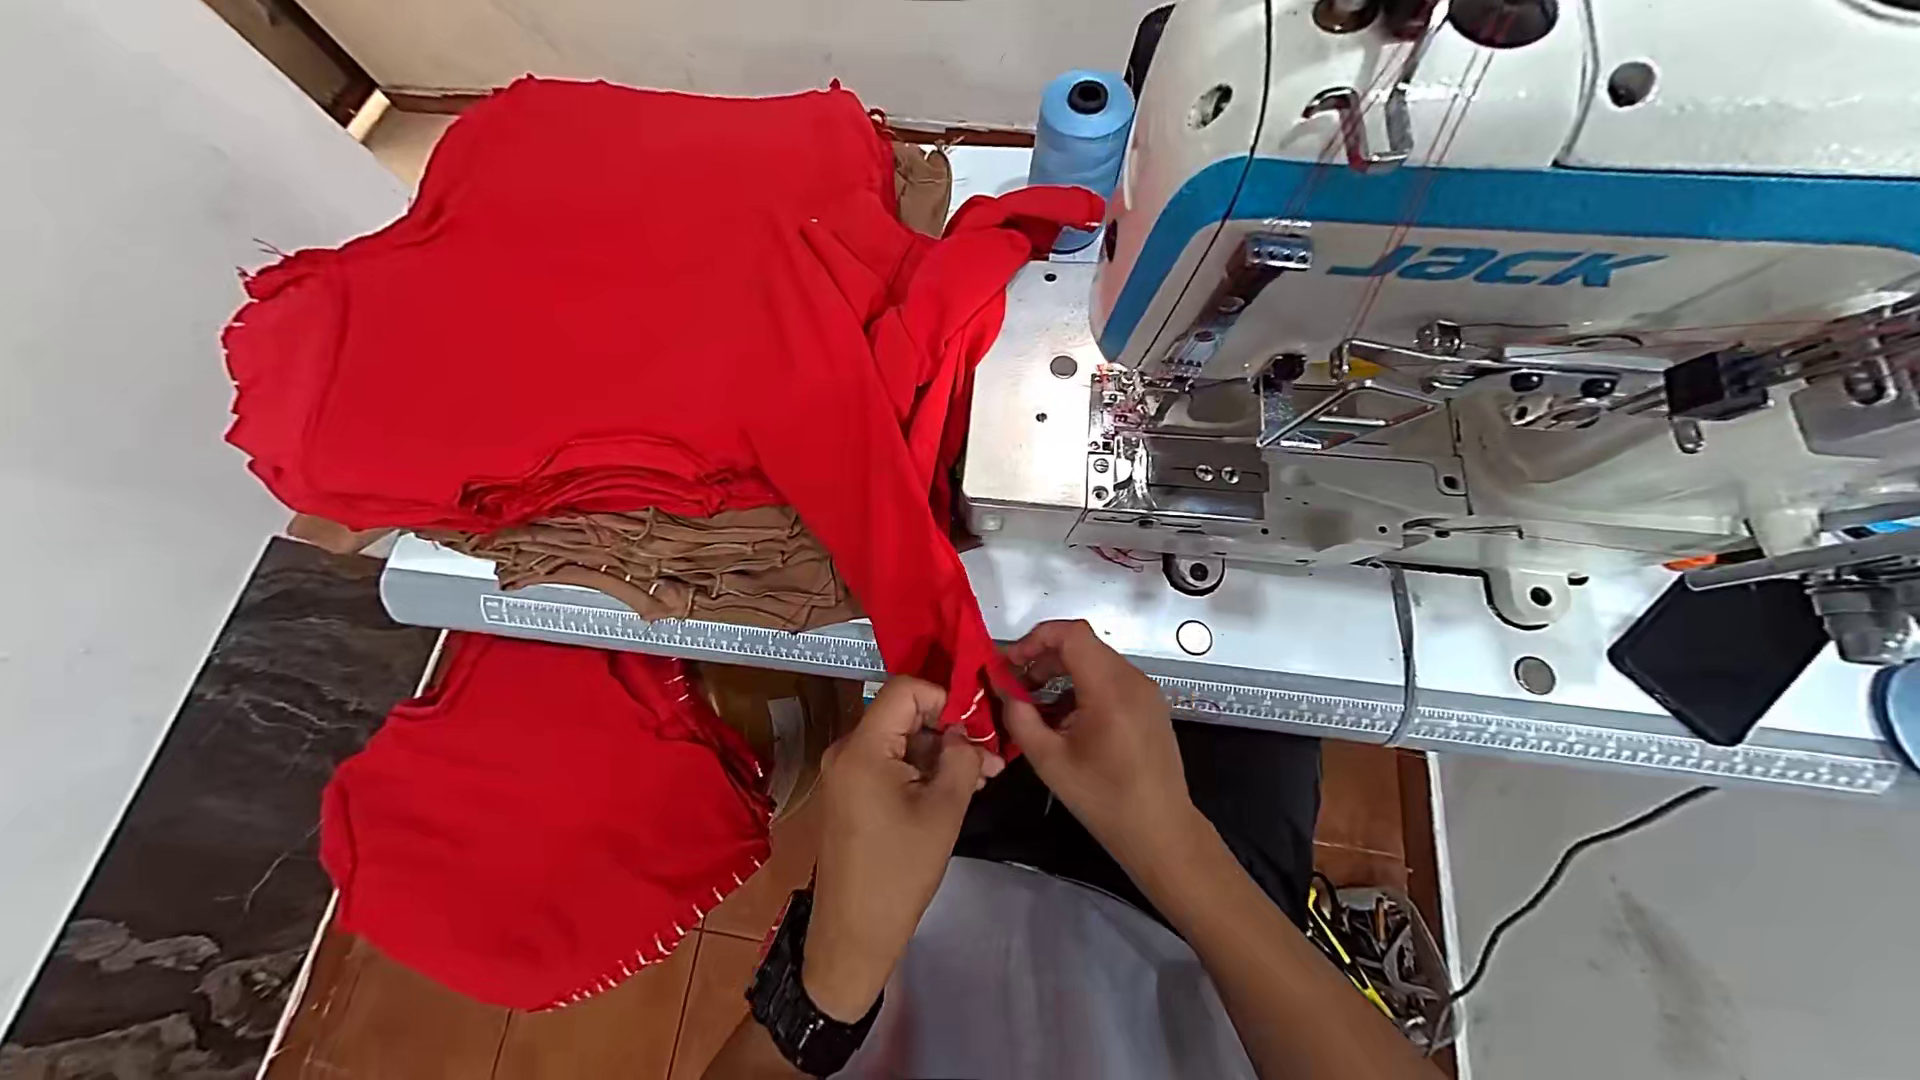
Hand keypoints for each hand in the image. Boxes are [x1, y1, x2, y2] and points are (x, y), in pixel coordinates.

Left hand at [803, 676, 1003, 1020]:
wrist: (853, 934)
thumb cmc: (899, 871)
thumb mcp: (944, 810)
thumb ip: (961, 757)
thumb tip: (965, 732)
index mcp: (863, 748)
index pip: (905, 689)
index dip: (944, 698)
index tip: (974, 726)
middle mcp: (847, 750)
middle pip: (904, 715)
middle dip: (949, 729)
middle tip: (989, 756)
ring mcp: (846, 771)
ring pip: (900, 740)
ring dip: (940, 752)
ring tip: (982, 776)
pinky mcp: (850, 790)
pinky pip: (889, 762)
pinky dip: (921, 769)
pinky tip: (954, 787)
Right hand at [1001, 620, 1201, 868]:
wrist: (1160, 832)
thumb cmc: (1104, 799)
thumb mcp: (1049, 760)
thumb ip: (1018, 716)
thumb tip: (1001, 686)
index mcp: (1110, 689)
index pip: (1071, 633)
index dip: (1035, 639)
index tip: (1012, 664)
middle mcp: (1132, 680)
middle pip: (1081, 644)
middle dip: (1043, 657)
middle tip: (1016, 685)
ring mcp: (1144, 691)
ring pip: (1094, 660)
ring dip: (1060, 671)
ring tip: (1035, 702)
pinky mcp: (1148, 704)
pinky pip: (1109, 678)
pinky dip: (1081, 685)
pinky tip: (1063, 716)